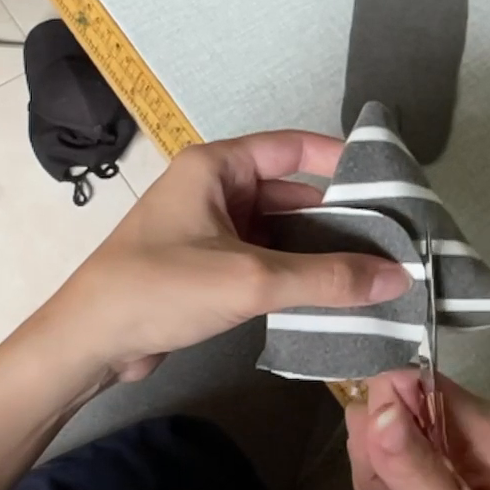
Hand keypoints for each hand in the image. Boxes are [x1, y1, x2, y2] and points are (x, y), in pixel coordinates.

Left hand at [44, 131, 411, 381]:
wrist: (91, 340)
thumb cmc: (162, 288)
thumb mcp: (249, 279)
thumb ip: (325, 277)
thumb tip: (398, 276)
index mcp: (216, 168)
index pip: (292, 148)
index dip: (342, 161)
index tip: (391, 186)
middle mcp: (212, 190)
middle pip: (289, 195)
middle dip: (337, 220)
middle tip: (395, 246)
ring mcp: (207, 231)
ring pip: (277, 234)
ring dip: (317, 255)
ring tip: (376, 276)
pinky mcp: (204, 269)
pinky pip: (260, 262)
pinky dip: (292, 277)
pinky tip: (330, 299)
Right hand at [346, 370, 489, 489]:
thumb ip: (414, 469)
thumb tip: (373, 409)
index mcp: (474, 425)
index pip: (396, 383)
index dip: (379, 420)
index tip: (390, 468)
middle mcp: (456, 435)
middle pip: (378, 423)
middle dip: (377, 469)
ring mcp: (446, 467)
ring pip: (376, 462)